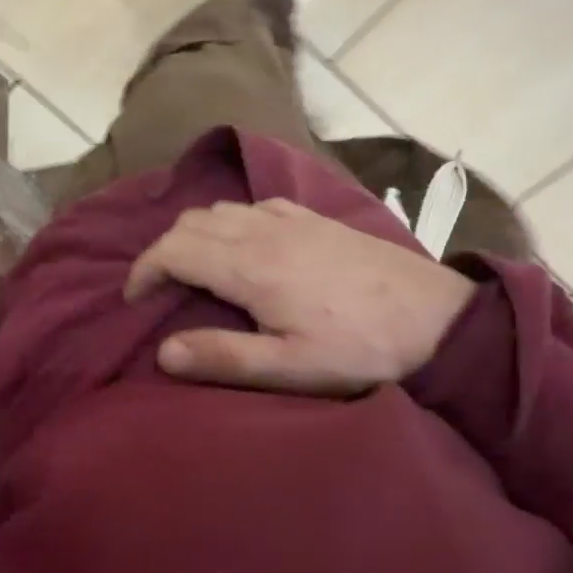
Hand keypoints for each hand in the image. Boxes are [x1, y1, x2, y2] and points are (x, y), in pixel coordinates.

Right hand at [124, 199, 476, 394]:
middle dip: (162, 251)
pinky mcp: (315, 217)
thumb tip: (163, 352)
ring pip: (220, 210)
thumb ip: (224, 357)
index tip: (133, 300)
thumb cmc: (363, 350)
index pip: (174, 249)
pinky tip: (242, 247)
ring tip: (191, 271)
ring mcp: (292, 218)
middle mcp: (264, 230)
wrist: (439, 319)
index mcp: (251, 267)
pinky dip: (228, 221)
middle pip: (190, 223)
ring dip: (193, 234)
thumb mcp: (292, 368)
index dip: (143, 271)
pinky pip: (252, 204)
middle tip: (157, 290)